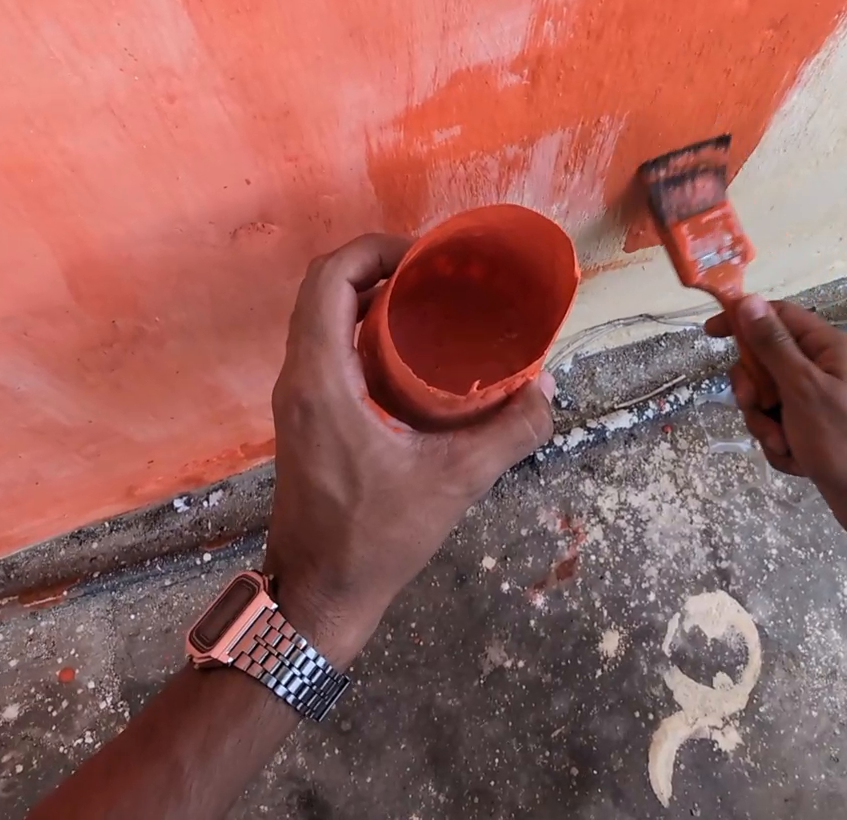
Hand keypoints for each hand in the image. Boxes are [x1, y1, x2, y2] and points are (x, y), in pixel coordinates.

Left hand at [262, 233, 556, 663]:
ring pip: (323, 316)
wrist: (317, 596)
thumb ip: (510, 432)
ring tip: (430, 300)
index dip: (374, 249)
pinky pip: (328, 344)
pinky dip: (362, 327)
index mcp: (322, 380)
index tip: (427, 257)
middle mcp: (300, 377)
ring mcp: (298, 396)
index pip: (328, 279)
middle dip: (378, 265)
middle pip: (324, 288)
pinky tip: (411, 348)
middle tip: (437, 274)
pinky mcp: (307, 414)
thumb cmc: (376, 538)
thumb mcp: (456, 482)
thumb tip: (548, 389)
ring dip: (369, 294)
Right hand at [707, 296, 846, 561]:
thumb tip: (749, 300)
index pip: (778, 316)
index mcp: (829, 348)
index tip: (711, 333)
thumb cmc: (843, 441)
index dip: (743, 320)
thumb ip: (773, 344)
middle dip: (755, 391)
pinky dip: (779, 443)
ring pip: (766, 397)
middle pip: (765, 361)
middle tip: (760, 406)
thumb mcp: (802, 388)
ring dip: (765, 423)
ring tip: (784, 444)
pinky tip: (797, 460)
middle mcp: (824, 368)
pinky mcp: (814, 427)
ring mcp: (819, 399)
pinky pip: (778, 424)